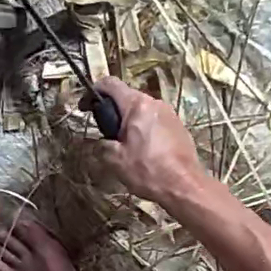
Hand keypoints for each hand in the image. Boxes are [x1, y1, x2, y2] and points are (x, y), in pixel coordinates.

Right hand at [93, 77, 208, 203]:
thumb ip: (102, 146)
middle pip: (127, 98)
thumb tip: (100, 143)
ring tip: (127, 148)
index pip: (110, 84)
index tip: (86, 107)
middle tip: (108, 136)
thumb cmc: (149, 170)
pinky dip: (146, 131)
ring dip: (131, 124)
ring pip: (143, 111)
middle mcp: (155, 103)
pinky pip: (156, 122)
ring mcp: (170, 114)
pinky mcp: (179, 127)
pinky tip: (146, 152)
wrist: (184, 186)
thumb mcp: (116, 160)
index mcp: (137, 105)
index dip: (93, 92)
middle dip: (114, 113)